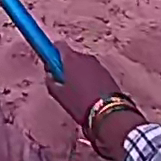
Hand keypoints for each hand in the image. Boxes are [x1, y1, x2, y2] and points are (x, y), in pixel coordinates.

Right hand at [45, 44, 141, 158]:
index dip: (52, 53)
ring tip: (78, 94)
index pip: (58, 45)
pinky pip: (94, 73)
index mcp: (71, 59)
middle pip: (71, 56)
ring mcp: (98, 65)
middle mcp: (85, 57)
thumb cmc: (81, 103)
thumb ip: (50, 81)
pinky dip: (90, 80)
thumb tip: (50, 74)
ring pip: (83, 65)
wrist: (110, 115)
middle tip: (63, 84)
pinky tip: (90, 96)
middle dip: (66, 67)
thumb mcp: (59, 94)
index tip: (50, 64)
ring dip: (79, 74)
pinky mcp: (108, 75)